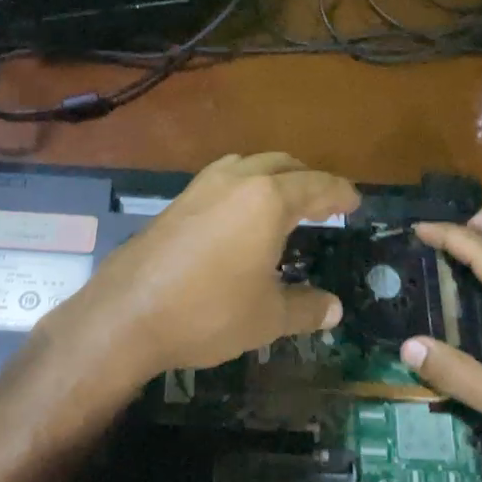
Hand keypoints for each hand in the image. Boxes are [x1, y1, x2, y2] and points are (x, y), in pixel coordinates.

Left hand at [56, 153, 359, 380]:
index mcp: (268, 200)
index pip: (316, 186)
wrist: (127, 315)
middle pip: (281, 164)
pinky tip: (239, 220)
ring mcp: (199, 189)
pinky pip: (221, 183)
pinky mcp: (174, 205)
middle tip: (323, 202)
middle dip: (307, 179)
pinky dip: (243, 190)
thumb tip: (334, 309)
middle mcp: (235, 181)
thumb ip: (306, 308)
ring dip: (271, 178)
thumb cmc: (209, 313)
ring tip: (283, 204)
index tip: (354, 202)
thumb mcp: (267, 317)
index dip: (339, 194)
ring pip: (246, 167)